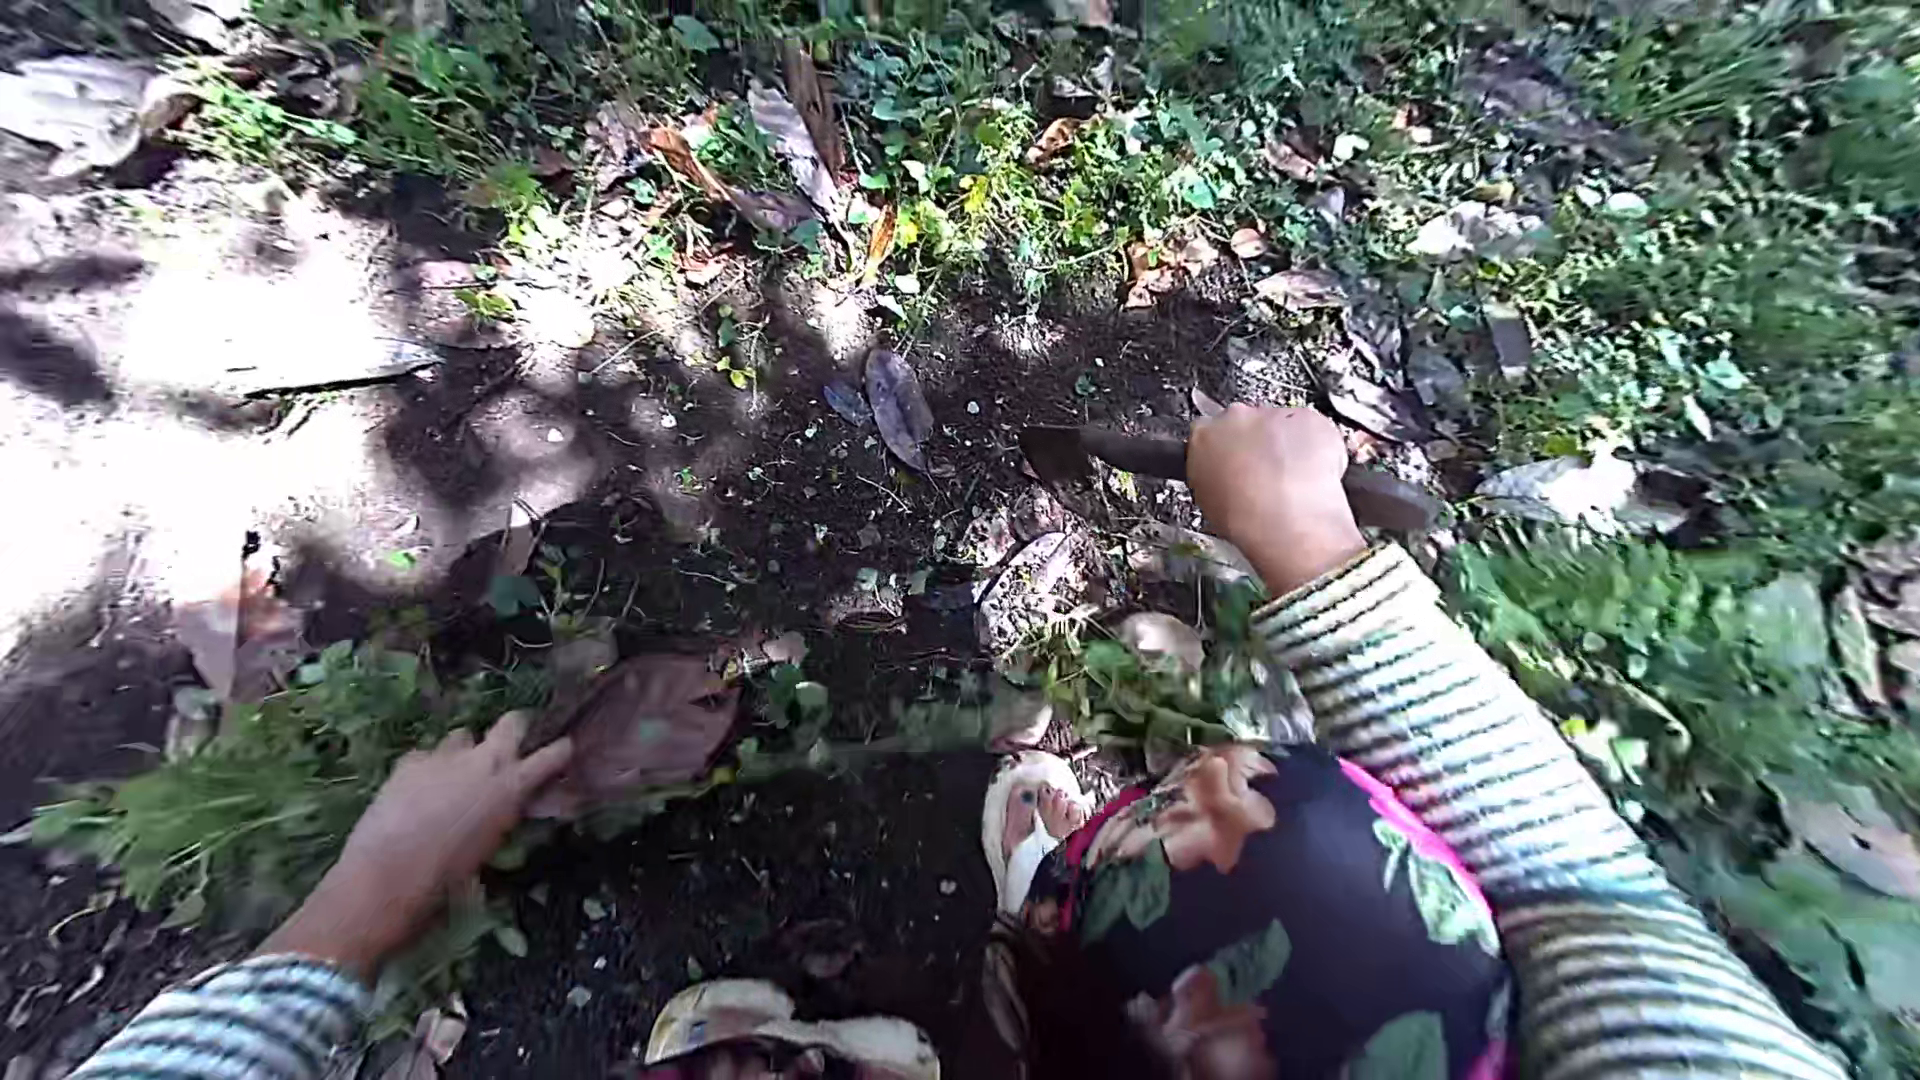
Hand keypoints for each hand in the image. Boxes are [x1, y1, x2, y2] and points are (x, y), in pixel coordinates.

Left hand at [259, 711, 572, 978]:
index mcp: (516, 782)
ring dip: (462, 750)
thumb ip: (510, 809)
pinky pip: (422, 755)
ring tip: (451, 771)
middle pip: (513, 721)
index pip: (557, 751)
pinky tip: (414, 786)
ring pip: (463, 735)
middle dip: (514, 728)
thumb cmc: (450, 873)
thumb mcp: (496, 839)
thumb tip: (518, 801)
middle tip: (508, 745)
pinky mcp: (409, 763)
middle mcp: (488, 760)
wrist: (386, 879)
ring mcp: (447, 757)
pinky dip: (423, 767)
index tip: (560, 754)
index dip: (561, 750)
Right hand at [1187, 405, 1366, 593]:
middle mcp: (1235, 417)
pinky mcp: (1307, 418)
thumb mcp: (1206, 498)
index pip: (1208, 431)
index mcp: (1203, 435)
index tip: (1231, 461)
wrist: (1283, 519)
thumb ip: (1210, 472)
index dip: (1223, 448)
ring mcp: (1272, 415)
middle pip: (1243, 421)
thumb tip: (1220, 475)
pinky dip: (1312, 445)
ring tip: (1288, 478)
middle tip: (1260, 471)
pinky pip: (1309, 428)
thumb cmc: (1243, 515)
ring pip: (1278, 424)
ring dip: (1282, 444)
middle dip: (1252, 441)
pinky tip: (1307, 472)